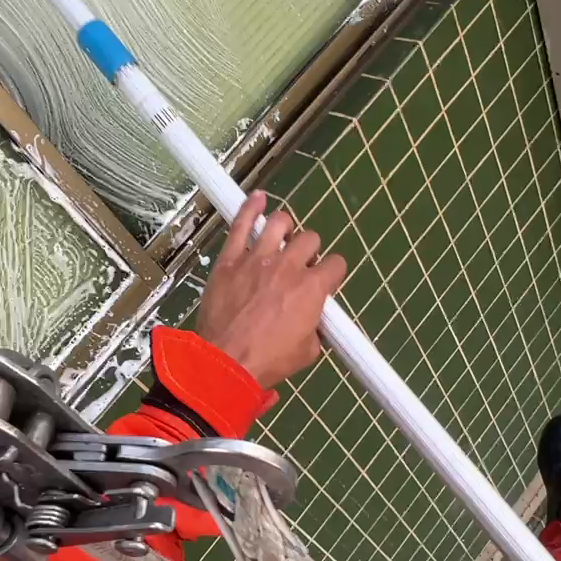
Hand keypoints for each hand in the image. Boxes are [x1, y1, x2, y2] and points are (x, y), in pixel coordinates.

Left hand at [194, 191, 346, 388]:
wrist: (225, 362)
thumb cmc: (268, 361)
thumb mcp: (307, 352)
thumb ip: (315, 327)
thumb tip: (311, 322)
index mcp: (312, 288)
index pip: (336, 264)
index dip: (332, 273)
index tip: (324, 281)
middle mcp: (288, 266)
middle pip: (309, 239)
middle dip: (309, 251)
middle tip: (299, 266)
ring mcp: (257, 259)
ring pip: (279, 223)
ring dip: (285, 229)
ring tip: (281, 238)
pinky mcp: (230, 260)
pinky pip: (240, 224)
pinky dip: (250, 207)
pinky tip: (258, 198)